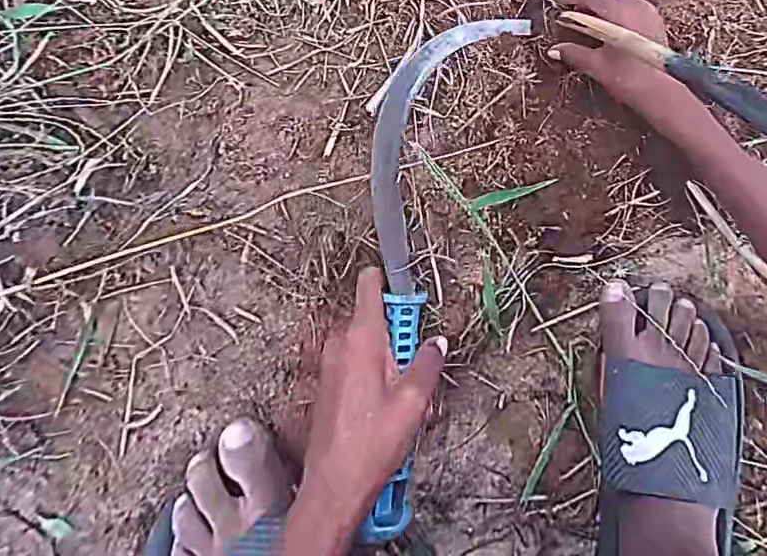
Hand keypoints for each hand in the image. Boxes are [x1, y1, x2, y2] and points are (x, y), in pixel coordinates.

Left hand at [284, 268, 445, 551]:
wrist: (332, 489)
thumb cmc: (367, 447)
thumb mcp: (412, 401)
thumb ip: (428, 362)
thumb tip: (437, 342)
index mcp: (361, 337)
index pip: (370, 284)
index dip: (390, 276)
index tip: (406, 278)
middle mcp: (341, 343)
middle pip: (377, 317)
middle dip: (399, 335)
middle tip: (415, 364)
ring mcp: (331, 363)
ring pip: (369, 343)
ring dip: (389, 359)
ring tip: (403, 396)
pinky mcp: (329, 383)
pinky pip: (357, 362)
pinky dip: (375, 374)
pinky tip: (387, 407)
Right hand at [548, 0, 703, 128]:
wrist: (662, 91)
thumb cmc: (629, 78)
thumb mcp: (597, 65)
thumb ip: (574, 53)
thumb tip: (554, 50)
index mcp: (617, 12)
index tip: (559, 4)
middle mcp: (634, 5)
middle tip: (573, 11)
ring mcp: (647, 10)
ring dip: (602, 1)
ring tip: (590, 19)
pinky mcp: (655, 19)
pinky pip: (631, 3)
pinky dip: (617, 8)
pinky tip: (610, 26)